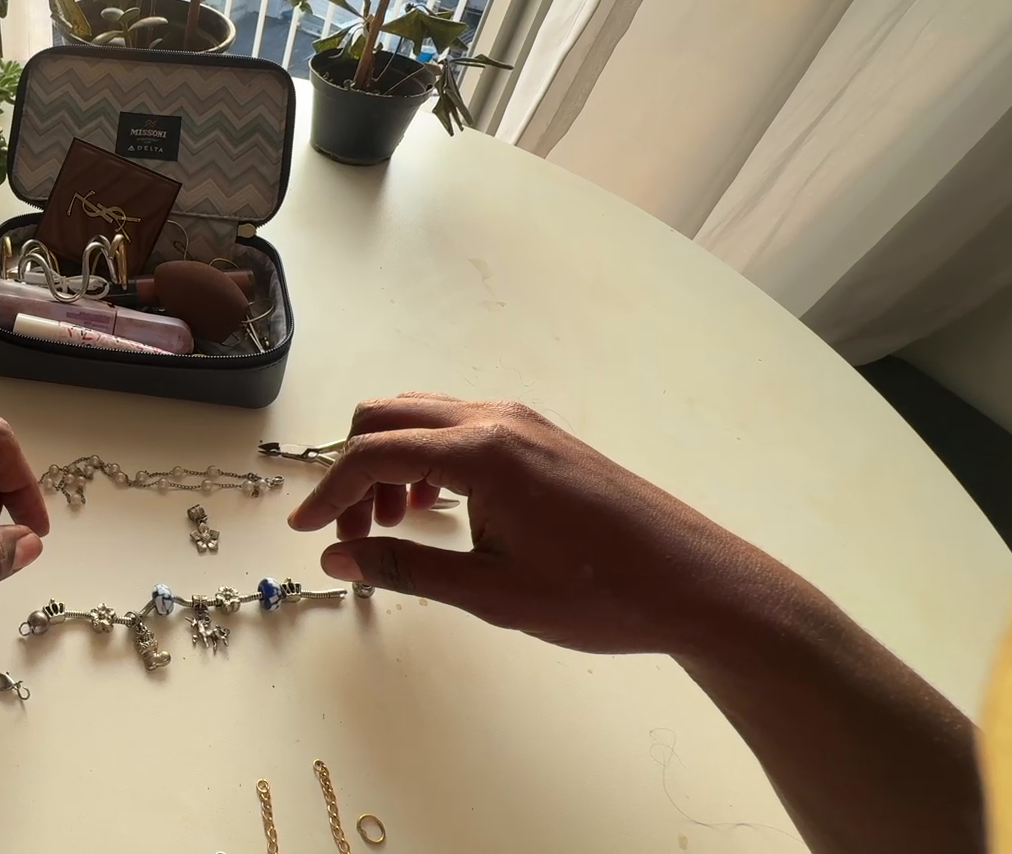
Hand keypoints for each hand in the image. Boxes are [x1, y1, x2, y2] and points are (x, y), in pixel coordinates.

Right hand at [289, 393, 793, 656]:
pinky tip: (437, 503)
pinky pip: (451, 425)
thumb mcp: (491, 593)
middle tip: (355, 529)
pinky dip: (421, 456)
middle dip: (352, 469)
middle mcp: (491, 417)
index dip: (328, 493)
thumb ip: (403, 567)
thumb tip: (334, 560)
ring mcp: (516, 419)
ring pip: (416, 415)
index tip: (306, 530)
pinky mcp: (534, 432)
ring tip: (396, 520)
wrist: (705, 586)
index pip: (372, 455)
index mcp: (479, 451)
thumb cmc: (598, 595)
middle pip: (383, 415)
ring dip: (386, 459)